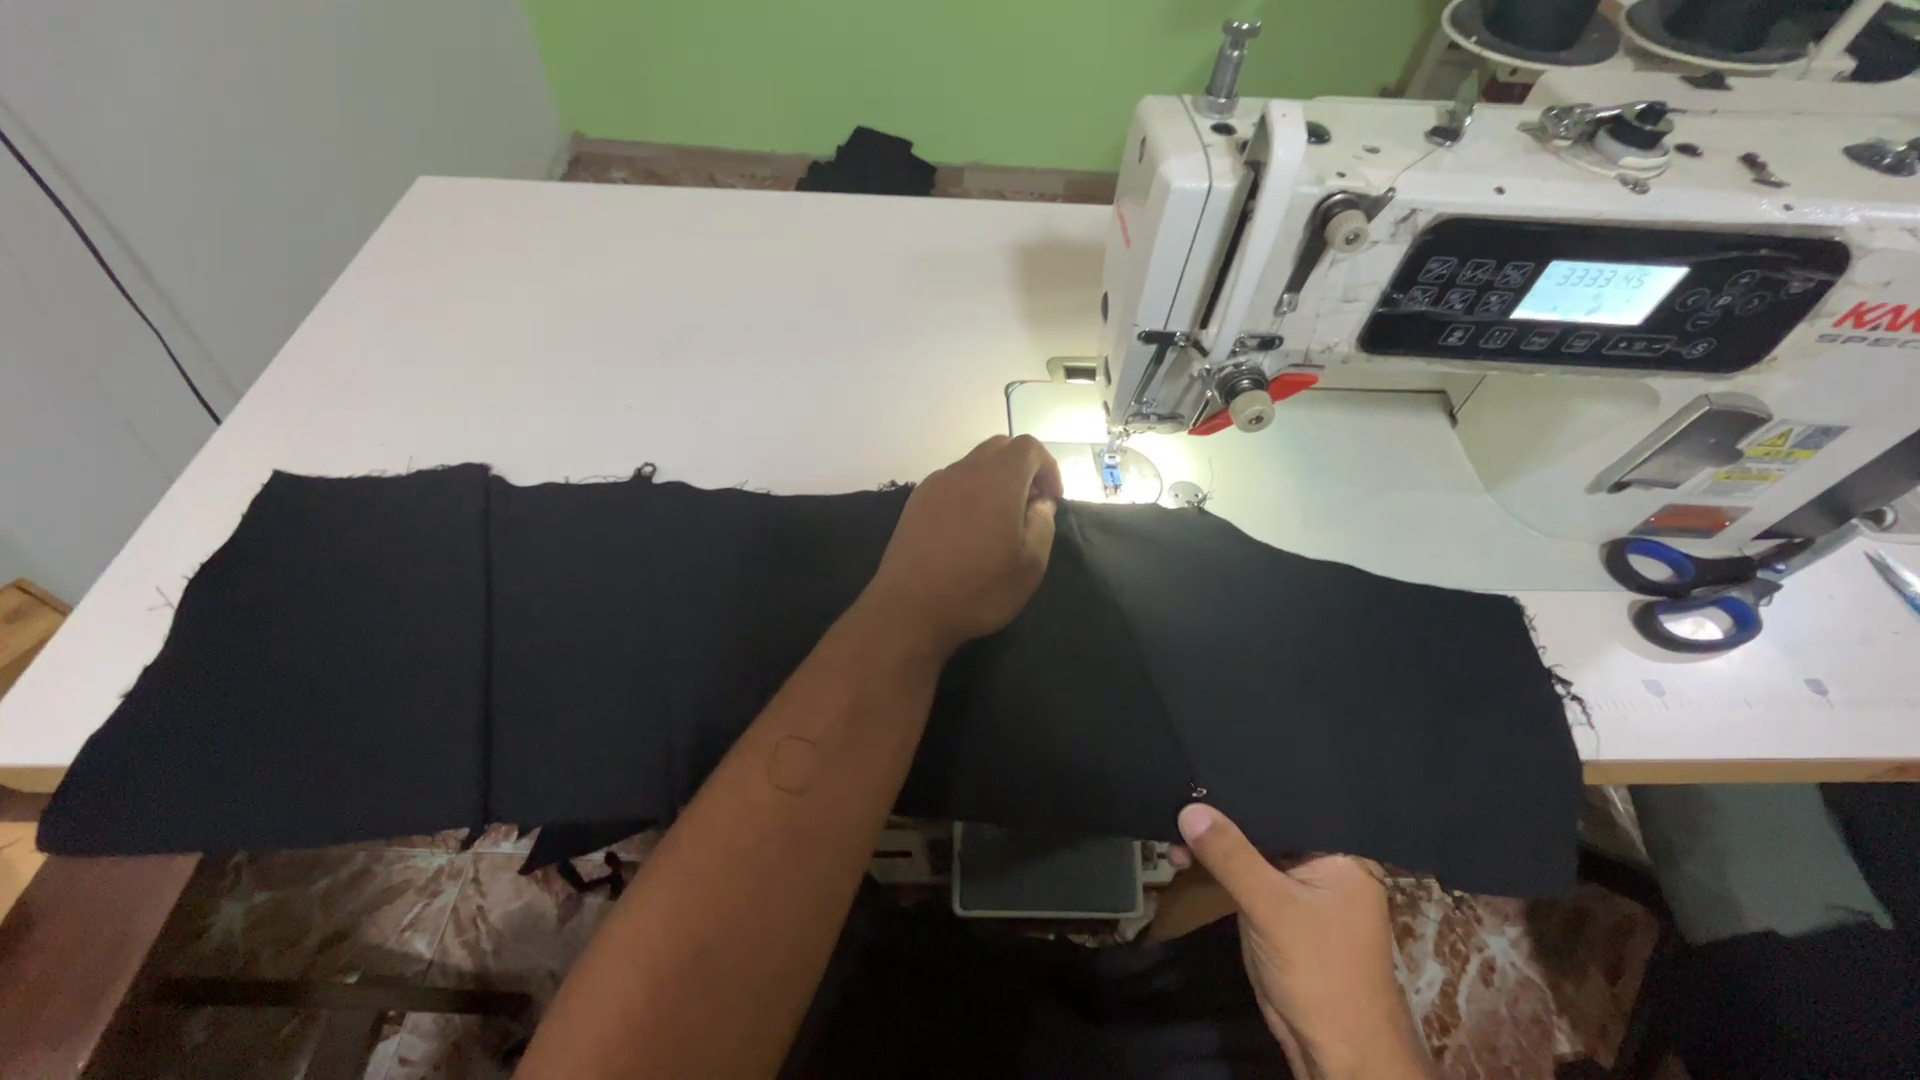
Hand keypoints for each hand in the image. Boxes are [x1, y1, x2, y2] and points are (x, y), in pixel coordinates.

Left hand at [861, 435, 1062, 655]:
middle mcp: (964, 471)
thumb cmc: (978, 590)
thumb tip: (1040, 503)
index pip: (1028, 447)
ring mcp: (935, 485)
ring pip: (972, 464)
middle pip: (999, 448)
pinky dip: (968, 493)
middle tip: (1029, 506)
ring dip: (994, 481)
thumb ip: (1043, 525)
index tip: (1052, 500)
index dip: (1048, 468)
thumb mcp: (1030, 566)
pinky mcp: (915, 502)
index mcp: (998, 480)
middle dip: (1022, 468)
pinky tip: (967, 530)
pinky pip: (950, 483)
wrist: (909, 609)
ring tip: (998, 522)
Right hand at [1177, 804, 1430, 1079]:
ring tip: (1168, 831)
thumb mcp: (1272, 907)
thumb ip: (1231, 856)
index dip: (1245, 788)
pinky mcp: (1274, 908)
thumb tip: (1190, 808)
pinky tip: (1181, 858)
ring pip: (1248, 850)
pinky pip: (1241, 874)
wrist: (1335, 1049)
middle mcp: (1319, 862)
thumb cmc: (1321, 971)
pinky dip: (1214, 867)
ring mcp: (1295, 886)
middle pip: (1265, 826)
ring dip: (1211, 843)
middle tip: (1176, 796)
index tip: (1201, 769)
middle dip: (1222, 816)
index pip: (1287, 805)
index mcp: (1338, 852)